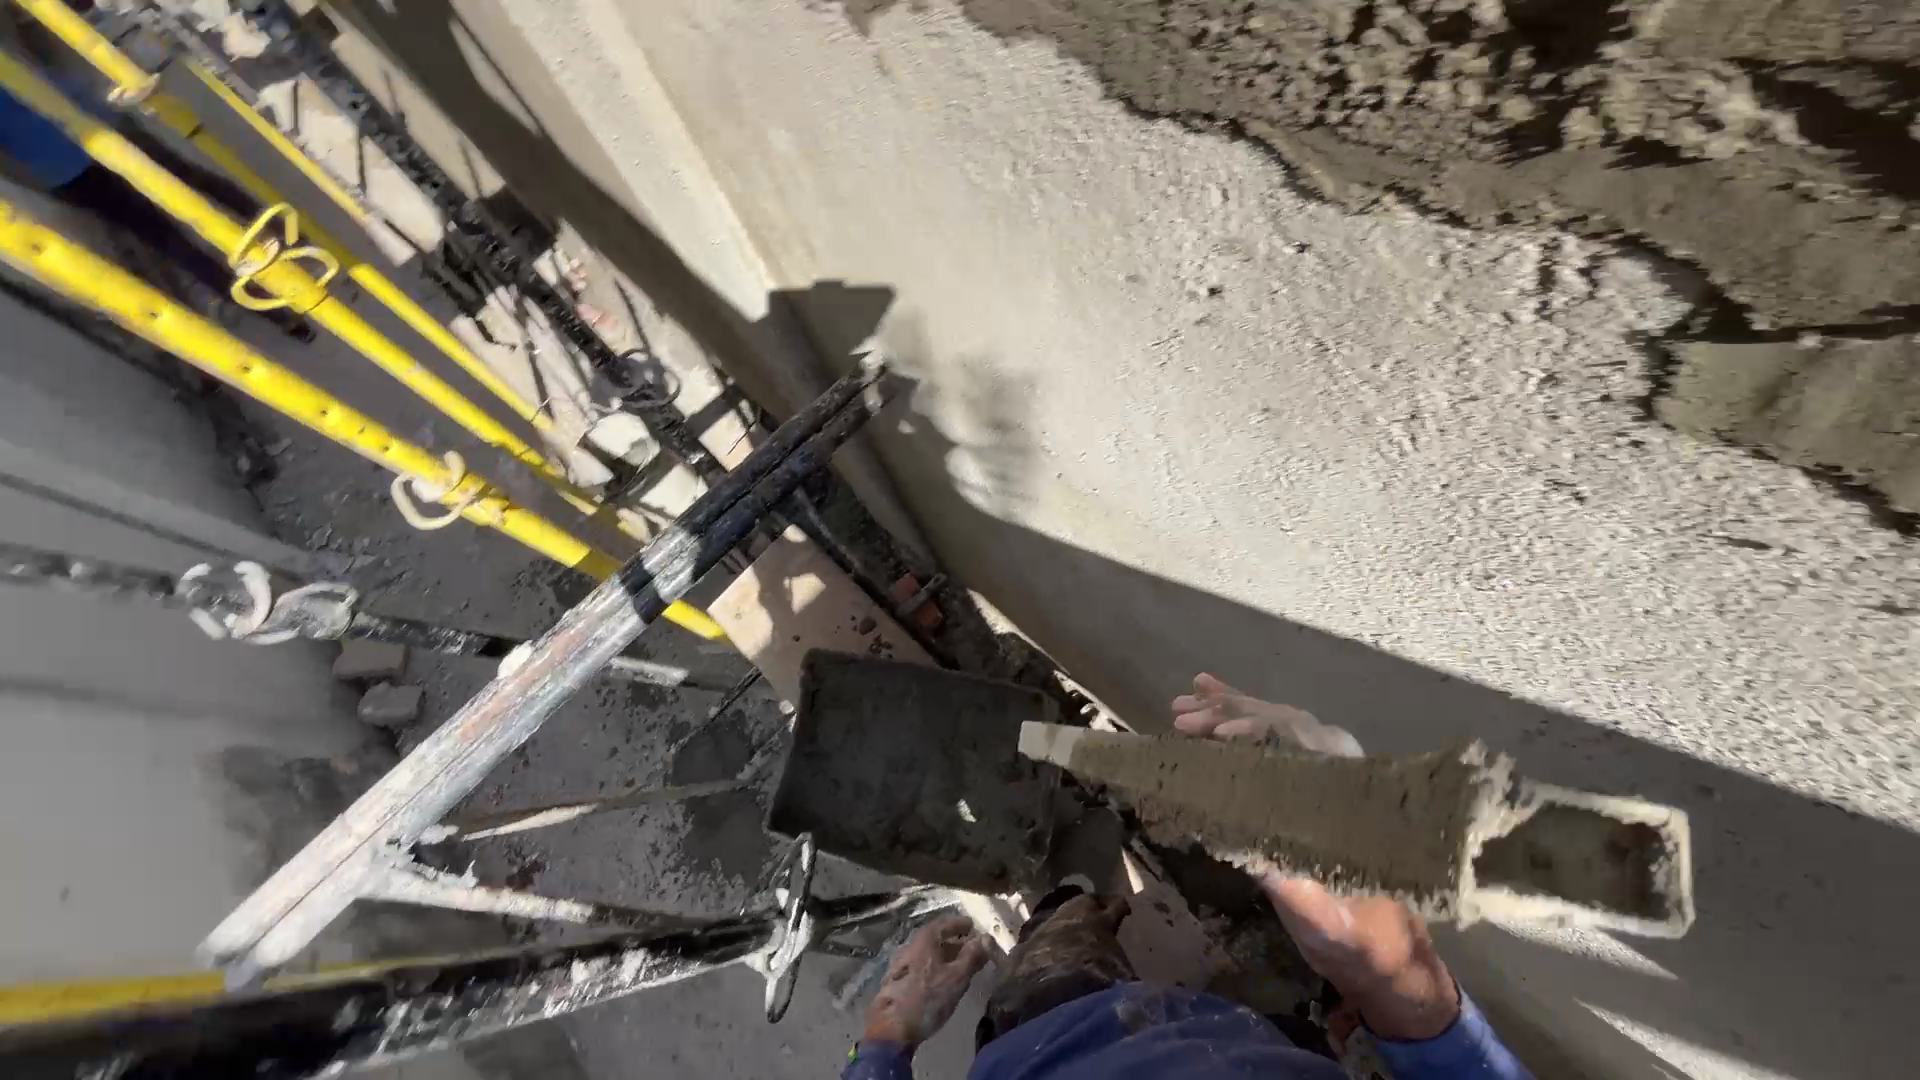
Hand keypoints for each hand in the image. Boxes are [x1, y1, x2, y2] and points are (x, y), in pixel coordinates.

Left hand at [863, 915, 992, 1045]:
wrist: (892, 1028)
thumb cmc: (928, 998)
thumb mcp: (957, 977)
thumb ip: (972, 956)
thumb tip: (984, 938)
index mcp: (925, 938)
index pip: (945, 922)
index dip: (960, 924)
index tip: (973, 927)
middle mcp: (911, 945)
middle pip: (936, 937)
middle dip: (955, 942)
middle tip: (971, 949)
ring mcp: (901, 962)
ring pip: (928, 953)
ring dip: (945, 956)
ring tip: (961, 966)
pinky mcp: (897, 980)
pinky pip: (921, 965)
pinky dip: (935, 966)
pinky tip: (942, 980)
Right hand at [1172, 673, 1458, 1040]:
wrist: (1384, 955)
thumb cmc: (1355, 937)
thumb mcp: (1319, 916)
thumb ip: (1284, 879)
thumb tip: (1230, 833)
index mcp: (1348, 796)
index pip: (1302, 741)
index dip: (1257, 730)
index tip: (1216, 736)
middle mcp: (1339, 771)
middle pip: (1280, 721)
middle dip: (1228, 714)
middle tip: (1180, 718)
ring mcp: (1323, 771)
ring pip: (1273, 722)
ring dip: (1226, 710)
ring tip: (1180, 706)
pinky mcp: (1306, 780)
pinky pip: (1273, 735)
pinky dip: (1238, 713)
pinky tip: (1208, 692)